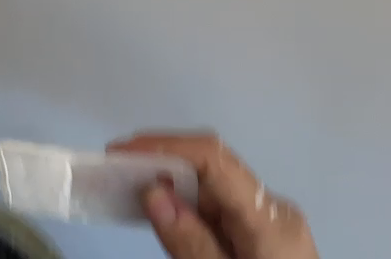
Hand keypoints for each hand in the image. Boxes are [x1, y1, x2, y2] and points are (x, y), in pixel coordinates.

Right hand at [108, 132, 317, 258]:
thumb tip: (151, 190)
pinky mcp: (266, 243)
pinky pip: (220, 213)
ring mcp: (273, 228)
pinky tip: (165, 220)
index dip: (164, 146)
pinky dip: (189, 213)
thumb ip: (191, 245)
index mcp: (270, 220)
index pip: (214, 159)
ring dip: (171, 189)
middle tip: (115, 174)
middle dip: (162, 166)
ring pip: (213, 192)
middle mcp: (275, 213)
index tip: (119, 152)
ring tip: (129, 194)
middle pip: (211, 171)